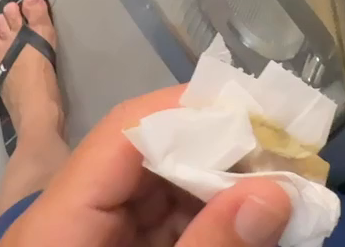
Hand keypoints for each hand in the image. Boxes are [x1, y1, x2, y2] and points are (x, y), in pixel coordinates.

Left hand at [4, 85, 293, 246]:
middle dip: (221, 151)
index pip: (126, 132)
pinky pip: (169, 223)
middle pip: (152, 156)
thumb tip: (277, 191)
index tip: (258, 114)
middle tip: (285, 153)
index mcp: (59, 222)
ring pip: (167, 188)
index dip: (192, 111)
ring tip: (281, 185)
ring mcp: (98, 240)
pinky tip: (253, 222)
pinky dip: (212, 219)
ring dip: (224, 185)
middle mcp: (74, 218)